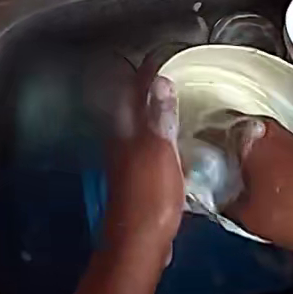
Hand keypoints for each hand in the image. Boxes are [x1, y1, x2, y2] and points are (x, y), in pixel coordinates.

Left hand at [101, 72, 183, 259]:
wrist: (139, 238)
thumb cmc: (151, 195)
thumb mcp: (160, 151)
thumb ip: (159, 117)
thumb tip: (159, 81)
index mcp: (125, 128)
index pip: (132, 89)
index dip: (144, 71)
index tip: (160, 55)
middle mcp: (120, 137)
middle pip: (130, 102)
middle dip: (145, 85)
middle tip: (166, 71)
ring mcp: (125, 155)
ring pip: (136, 121)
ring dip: (151, 108)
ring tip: (172, 99)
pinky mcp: (135, 172)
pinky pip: (145, 140)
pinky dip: (156, 130)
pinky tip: (171, 137)